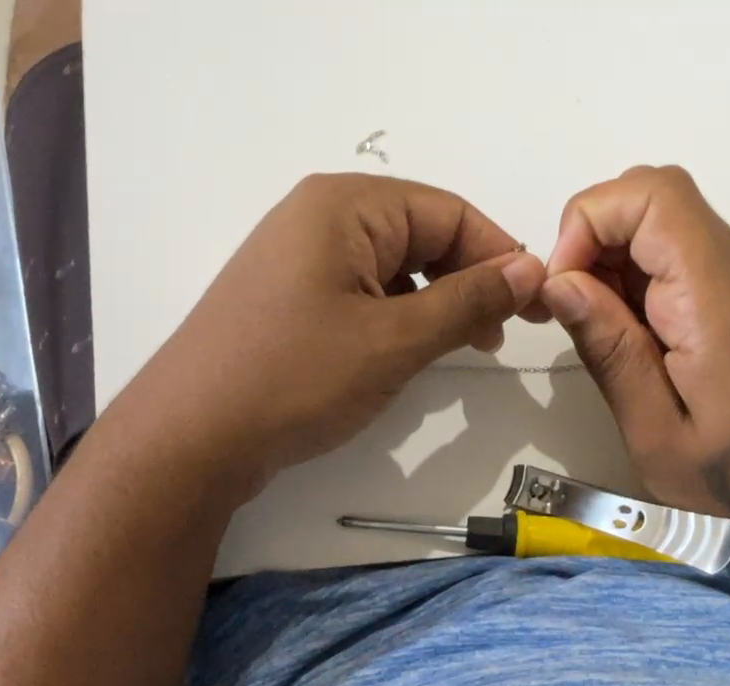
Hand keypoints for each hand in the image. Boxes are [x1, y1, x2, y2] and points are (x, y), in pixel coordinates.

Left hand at [108, 173, 545, 498]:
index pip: (448, 212)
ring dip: (431, 305)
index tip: (537, 306)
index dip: (499, 255)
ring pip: (388, 270)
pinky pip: (356, 296)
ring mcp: (294, 261)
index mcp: (345, 205)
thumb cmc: (296, 378)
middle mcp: (317, 218)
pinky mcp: (283, 303)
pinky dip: (391, 321)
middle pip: (417, 235)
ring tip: (457, 350)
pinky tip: (403, 356)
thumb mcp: (394, 340)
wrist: (192, 436)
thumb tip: (530, 269)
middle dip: (465, 282)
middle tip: (498, 337)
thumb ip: (467, 301)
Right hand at [541, 166, 729, 564]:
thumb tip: (558, 282)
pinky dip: (634, 278)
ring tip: (591, 328)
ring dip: (609, 260)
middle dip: (591, 238)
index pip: (651, 196)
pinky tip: (625, 334)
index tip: (559, 290)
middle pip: (655, 196)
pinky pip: (679, 257)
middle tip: (566, 310)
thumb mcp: (655, 432)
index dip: (588, 222)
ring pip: (663, 223)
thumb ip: (609, 350)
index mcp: (717, 299)